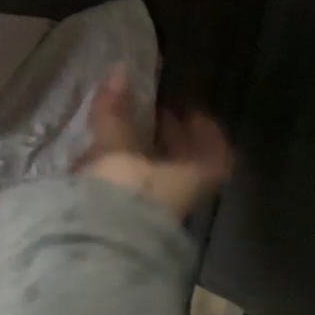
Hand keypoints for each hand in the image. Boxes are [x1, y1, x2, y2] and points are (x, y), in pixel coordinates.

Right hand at [80, 67, 235, 219]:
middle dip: (171, 139)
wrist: (97, 245)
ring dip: (145, 155)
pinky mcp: (123, 217)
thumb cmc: (124, 192)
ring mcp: (152, 209)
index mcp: (193, 177)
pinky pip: (132, 186)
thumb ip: (117, 113)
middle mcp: (180, 193)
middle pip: (186, 164)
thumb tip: (119, 69)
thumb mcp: (118, 147)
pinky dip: (124, 171)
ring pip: (158, 175)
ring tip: (122, 135)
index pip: (216, 153)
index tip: (191, 110)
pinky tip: (102, 163)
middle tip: (153, 115)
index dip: (207, 131)